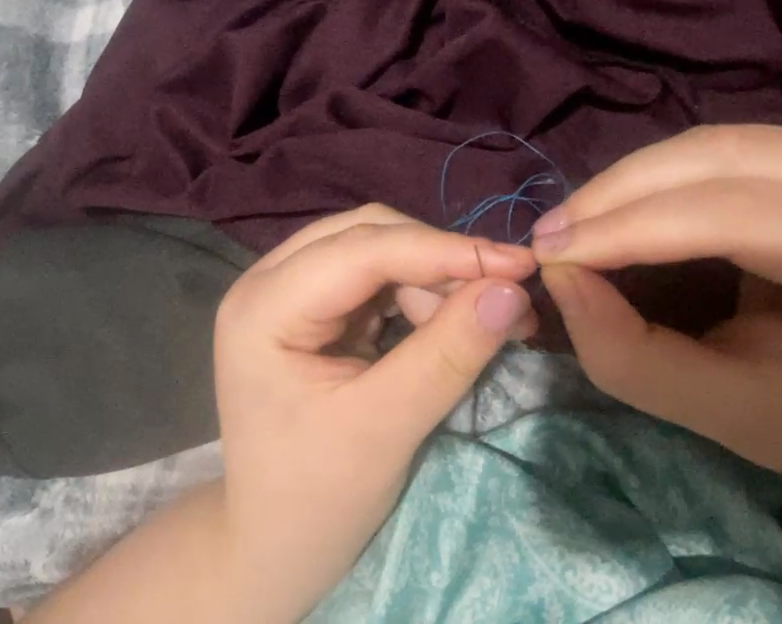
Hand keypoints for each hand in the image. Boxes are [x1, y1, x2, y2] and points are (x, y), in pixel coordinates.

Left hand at [214, 205, 534, 621]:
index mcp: (262, 307)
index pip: (359, 250)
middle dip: (440, 262)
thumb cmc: (316, 498)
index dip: (442, 250)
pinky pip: (377, 279)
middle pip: (365, 236)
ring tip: (490, 317)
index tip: (518, 262)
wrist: (275, 546)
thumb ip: (445, 354)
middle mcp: (268, 283)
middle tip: (507, 295)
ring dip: (437, 277)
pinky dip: (422, 294)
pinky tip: (456, 320)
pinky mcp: (314, 310)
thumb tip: (511, 289)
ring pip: (376, 251)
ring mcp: (289, 294)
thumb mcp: (384, 429)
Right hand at [531, 125, 781, 494]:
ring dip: (635, 175)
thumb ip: (637, 357)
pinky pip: (728, 146)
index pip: (742, 217)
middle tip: (552, 233)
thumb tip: (559, 278)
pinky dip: (663, 171)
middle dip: (623, 190)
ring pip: (720, 141)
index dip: (635, 227)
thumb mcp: (730, 417)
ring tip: (579, 219)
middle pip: (727, 157)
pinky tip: (626, 204)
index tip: (550, 254)